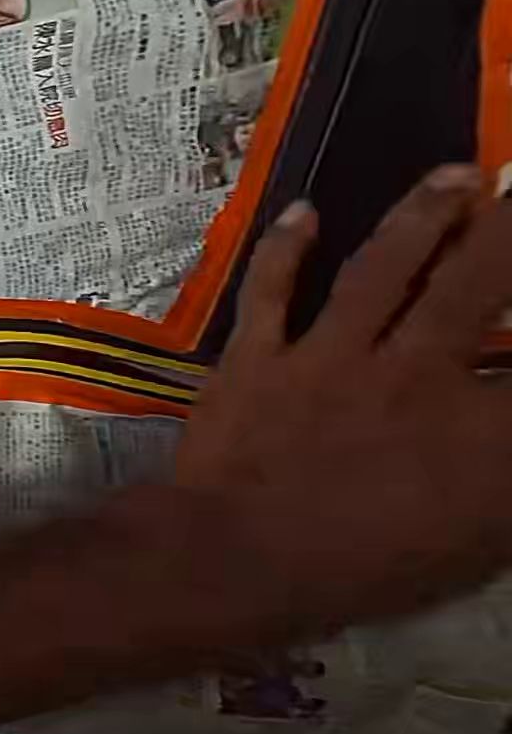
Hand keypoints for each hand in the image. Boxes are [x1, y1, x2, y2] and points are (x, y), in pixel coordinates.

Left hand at [177, 164, 511, 628]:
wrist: (247, 545)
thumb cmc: (376, 557)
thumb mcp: (495, 529)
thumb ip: (510, 465)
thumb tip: (504, 405)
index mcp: (496, 427)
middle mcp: (416, 374)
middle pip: (480, 289)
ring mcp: (324, 358)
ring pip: (379, 275)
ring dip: (417, 221)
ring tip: (450, 176)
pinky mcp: (254, 356)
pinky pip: (268, 291)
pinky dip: (281, 250)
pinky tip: (300, 212)